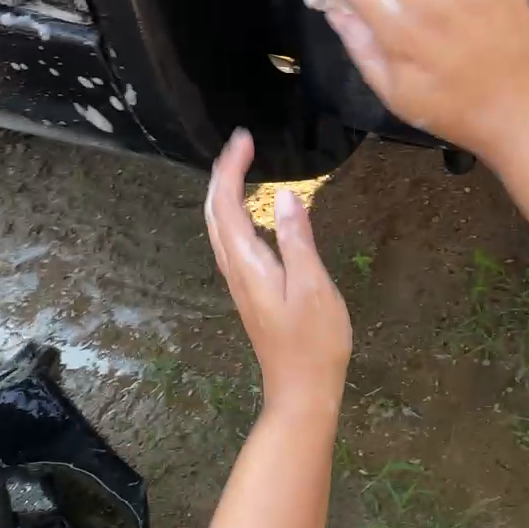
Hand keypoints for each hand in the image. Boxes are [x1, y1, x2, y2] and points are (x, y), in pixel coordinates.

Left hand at [204, 129, 351, 417]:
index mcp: (247, 264)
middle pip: (214, 214)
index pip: (227, 205)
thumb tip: (284, 196)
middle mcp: (235, 270)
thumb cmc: (314, 341)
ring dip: (224, 193)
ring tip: (242, 167)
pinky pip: (232, 241)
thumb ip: (297, 240)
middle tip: (242, 145)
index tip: (245, 139)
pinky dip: (234, 214)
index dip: (231, 169)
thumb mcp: (313, 287)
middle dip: (222, 174)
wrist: (302, 389)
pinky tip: (250, 213)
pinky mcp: (251, 291)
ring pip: (219, 227)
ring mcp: (240, 282)